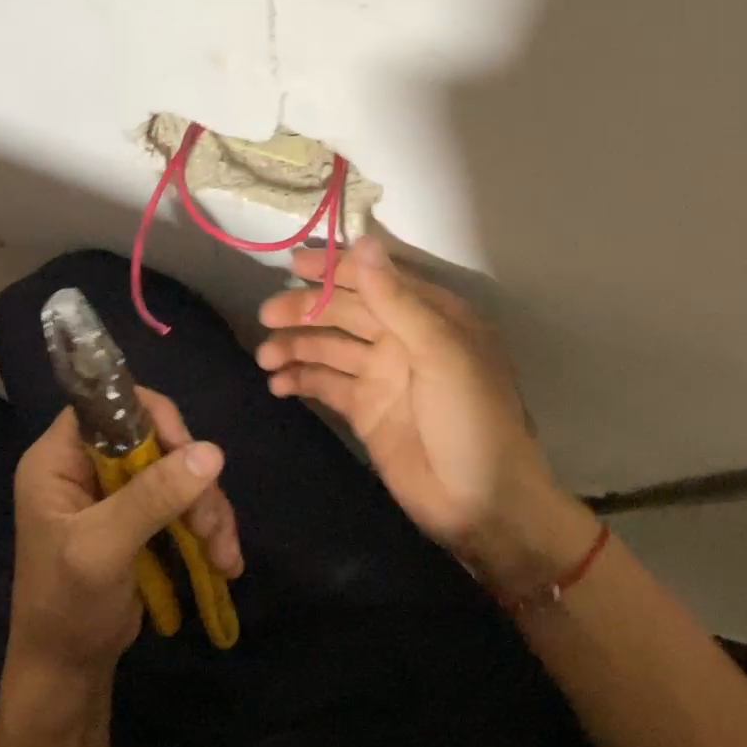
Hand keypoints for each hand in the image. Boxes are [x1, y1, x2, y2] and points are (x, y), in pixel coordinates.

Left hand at [8, 388, 241, 671]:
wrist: (67, 667)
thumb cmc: (67, 604)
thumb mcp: (103, 548)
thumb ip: (151, 498)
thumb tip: (212, 452)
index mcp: (58, 459)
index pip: (108, 406)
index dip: (153, 418)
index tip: (187, 450)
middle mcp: (86, 466)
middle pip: (155, 439)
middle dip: (192, 480)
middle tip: (209, 524)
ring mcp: (116, 492)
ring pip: (178, 471)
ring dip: (207, 510)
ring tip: (221, 555)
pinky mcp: (140, 518)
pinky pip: (184, 502)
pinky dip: (207, 528)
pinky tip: (223, 561)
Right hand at [256, 236, 597, 592]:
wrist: (480, 503)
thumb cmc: (472, 419)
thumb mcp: (440, 353)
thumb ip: (396, 300)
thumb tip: (363, 243)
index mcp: (431, 316)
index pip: (376, 279)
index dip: (335, 268)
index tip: (293, 264)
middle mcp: (403, 338)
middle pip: (344, 311)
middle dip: (305, 309)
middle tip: (266, 314)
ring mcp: (381, 375)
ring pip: (328, 346)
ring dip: (295, 345)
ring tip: (265, 356)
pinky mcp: (364, 410)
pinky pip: (324, 384)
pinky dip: (299, 380)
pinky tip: (277, 384)